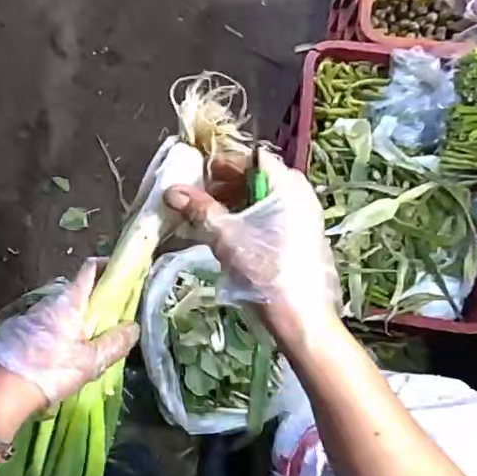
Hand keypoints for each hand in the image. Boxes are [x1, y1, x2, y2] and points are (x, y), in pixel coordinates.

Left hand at [0, 261, 140, 408]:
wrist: (5, 389)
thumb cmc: (53, 370)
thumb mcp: (91, 361)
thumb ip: (114, 343)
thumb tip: (133, 327)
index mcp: (70, 302)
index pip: (89, 270)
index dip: (106, 266)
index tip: (120, 272)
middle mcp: (49, 301)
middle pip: (76, 291)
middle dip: (94, 300)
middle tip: (110, 318)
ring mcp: (32, 315)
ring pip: (60, 309)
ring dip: (75, 318)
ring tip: (87, 341)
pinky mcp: (19, 330)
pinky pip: (46, 323)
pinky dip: (58, 330)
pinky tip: (61, 352)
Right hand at [164, 148, 340, 338]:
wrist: (302, 318)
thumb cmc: (265, 271)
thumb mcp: (225, 236)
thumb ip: (199, 209)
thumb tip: (172, 191)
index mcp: (286, 184)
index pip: (250, 157)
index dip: (221, 164)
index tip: (195, 178)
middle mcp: (300, 193)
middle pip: (256, 176)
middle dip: (224, 186)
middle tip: (196, 201)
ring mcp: (304, 216)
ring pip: (263, 199)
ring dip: (233, 205)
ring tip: (207, 221)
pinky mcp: (303, 237)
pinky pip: (271, 217)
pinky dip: (248, 220)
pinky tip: (229, 238)